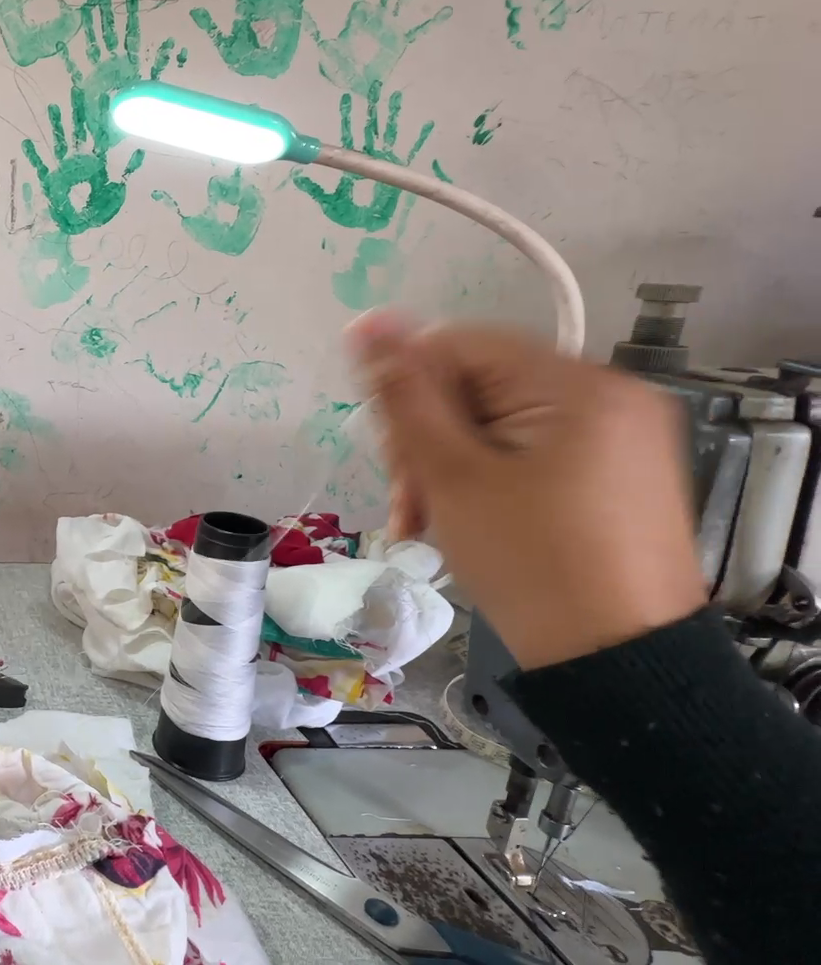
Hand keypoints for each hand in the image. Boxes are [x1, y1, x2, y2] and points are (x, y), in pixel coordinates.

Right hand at [349, 313, 703, 668]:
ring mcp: (614, 436)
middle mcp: (607, 396)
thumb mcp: (449, 471)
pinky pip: (520, 450)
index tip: (391, 452)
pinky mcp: (609, 470)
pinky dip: (478, 477)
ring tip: (424, 519)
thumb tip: (366, 322)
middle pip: (472, 386)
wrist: (611, 657)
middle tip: (408, 497)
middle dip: (424, 438)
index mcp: (576, 385)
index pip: (455, 346)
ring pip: (488, 421)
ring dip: (441, 464)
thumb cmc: (526, 558)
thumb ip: (404, 392)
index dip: (406, 390)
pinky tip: (457, 517)